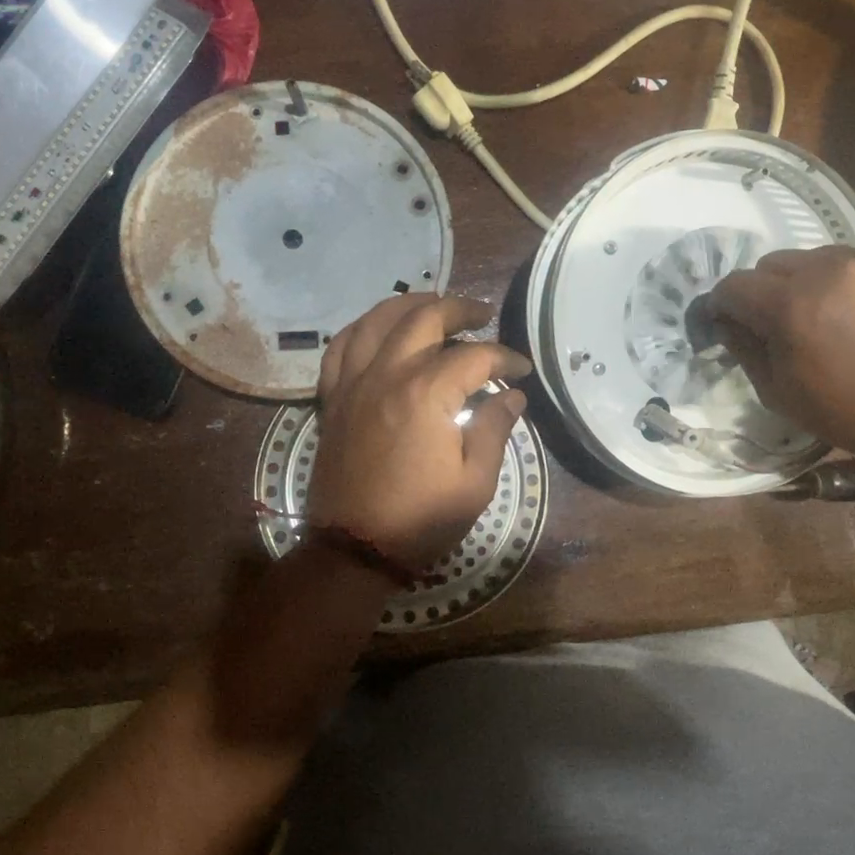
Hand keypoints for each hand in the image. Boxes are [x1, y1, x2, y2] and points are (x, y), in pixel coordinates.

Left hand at [310, 294, 532, 570]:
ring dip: (410, 305)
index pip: (475, 356)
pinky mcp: (333, 398)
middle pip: (424, 318)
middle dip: (460, 310)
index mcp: (426, 394)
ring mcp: (353, 383)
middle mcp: (387, 375)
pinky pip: (341, 347)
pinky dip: (362, 329)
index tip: (521, 370)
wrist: (354, 549)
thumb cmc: (421, 520)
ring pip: (377, 320)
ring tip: (435, 306)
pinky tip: (379, 330)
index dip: (504, 358)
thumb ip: (493, 429)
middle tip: (482, 316)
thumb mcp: (474, 483)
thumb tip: (511, 396)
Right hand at [709, 246, 854, 467]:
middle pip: (771, 264)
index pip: (734, 285)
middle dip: (765, 291)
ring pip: (815, 258)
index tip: (730, 324)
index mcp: (789, 305)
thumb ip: (745, 349)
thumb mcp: (779, 393)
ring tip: (827, 318)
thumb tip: (728, 323)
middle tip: (781, 326)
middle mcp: (826, 269)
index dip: (724, 305)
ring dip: (807, 283)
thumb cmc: (847, 413)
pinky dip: (848, 284)